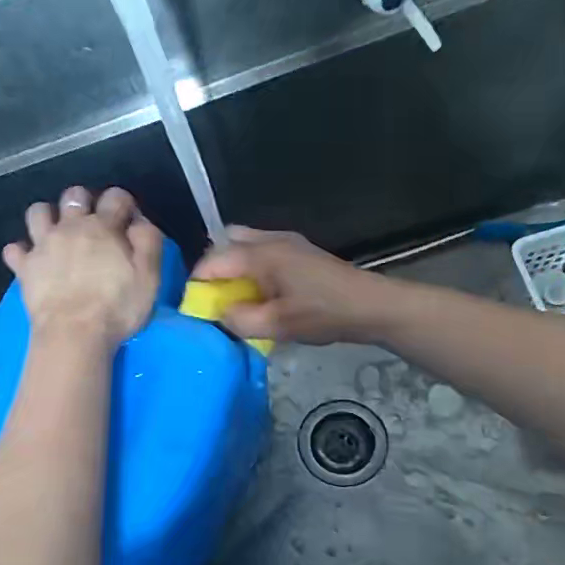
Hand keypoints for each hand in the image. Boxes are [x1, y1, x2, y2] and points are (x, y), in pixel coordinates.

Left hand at [6, 186, 163, 350]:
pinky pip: (14, 249)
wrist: (74, 333)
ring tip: (57, 234)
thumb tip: (139, 223)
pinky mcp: (25, 267)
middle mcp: (70, 227)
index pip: (116, 197)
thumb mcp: (149, 278)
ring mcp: (43, 245)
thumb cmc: (117, 308)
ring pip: (38, 211)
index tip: (129, 220)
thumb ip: (148, 243)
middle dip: (84, 202)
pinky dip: (23, 252)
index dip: (124, 203)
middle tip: (93, 224)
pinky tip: (32, 261)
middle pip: (74, 195)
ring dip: (48, 217)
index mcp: (103, 227)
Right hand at [188, 227, 400, 345]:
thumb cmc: (324, 315)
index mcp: (261, 254)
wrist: (371, 307)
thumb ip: (240, 320)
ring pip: (244, 246)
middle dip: (213, 269)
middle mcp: (270, 240)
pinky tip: (258, 294)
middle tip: (213, 299)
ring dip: (233, 268)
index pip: (212, 260)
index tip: (193, 307)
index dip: (197, 283)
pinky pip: (261, 252)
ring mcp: (287, 242)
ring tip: (234, 299)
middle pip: (226, 243)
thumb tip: (219, 314)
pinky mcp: (299, 252)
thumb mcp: (278, 325)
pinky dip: (250, 268)